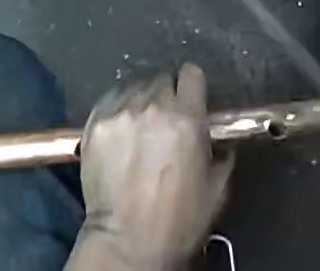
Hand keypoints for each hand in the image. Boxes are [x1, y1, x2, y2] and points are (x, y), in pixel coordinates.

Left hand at [75, 64, 234, 270]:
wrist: (125, 245)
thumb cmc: (176, 222)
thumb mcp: (215, 190)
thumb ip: (222, 154)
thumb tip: (223, 140)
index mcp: (187, 117)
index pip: (191, 73)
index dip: (191, 86)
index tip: (189, 99)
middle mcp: (154, 105)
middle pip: (162, 78)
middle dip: (166, 95)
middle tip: (163, 120)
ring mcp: (122, 110)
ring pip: (135, 85)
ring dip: (140, 100)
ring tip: (138, 125)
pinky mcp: (97, 120)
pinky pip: (111, 98)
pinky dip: (117, 108)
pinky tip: (119, 129)